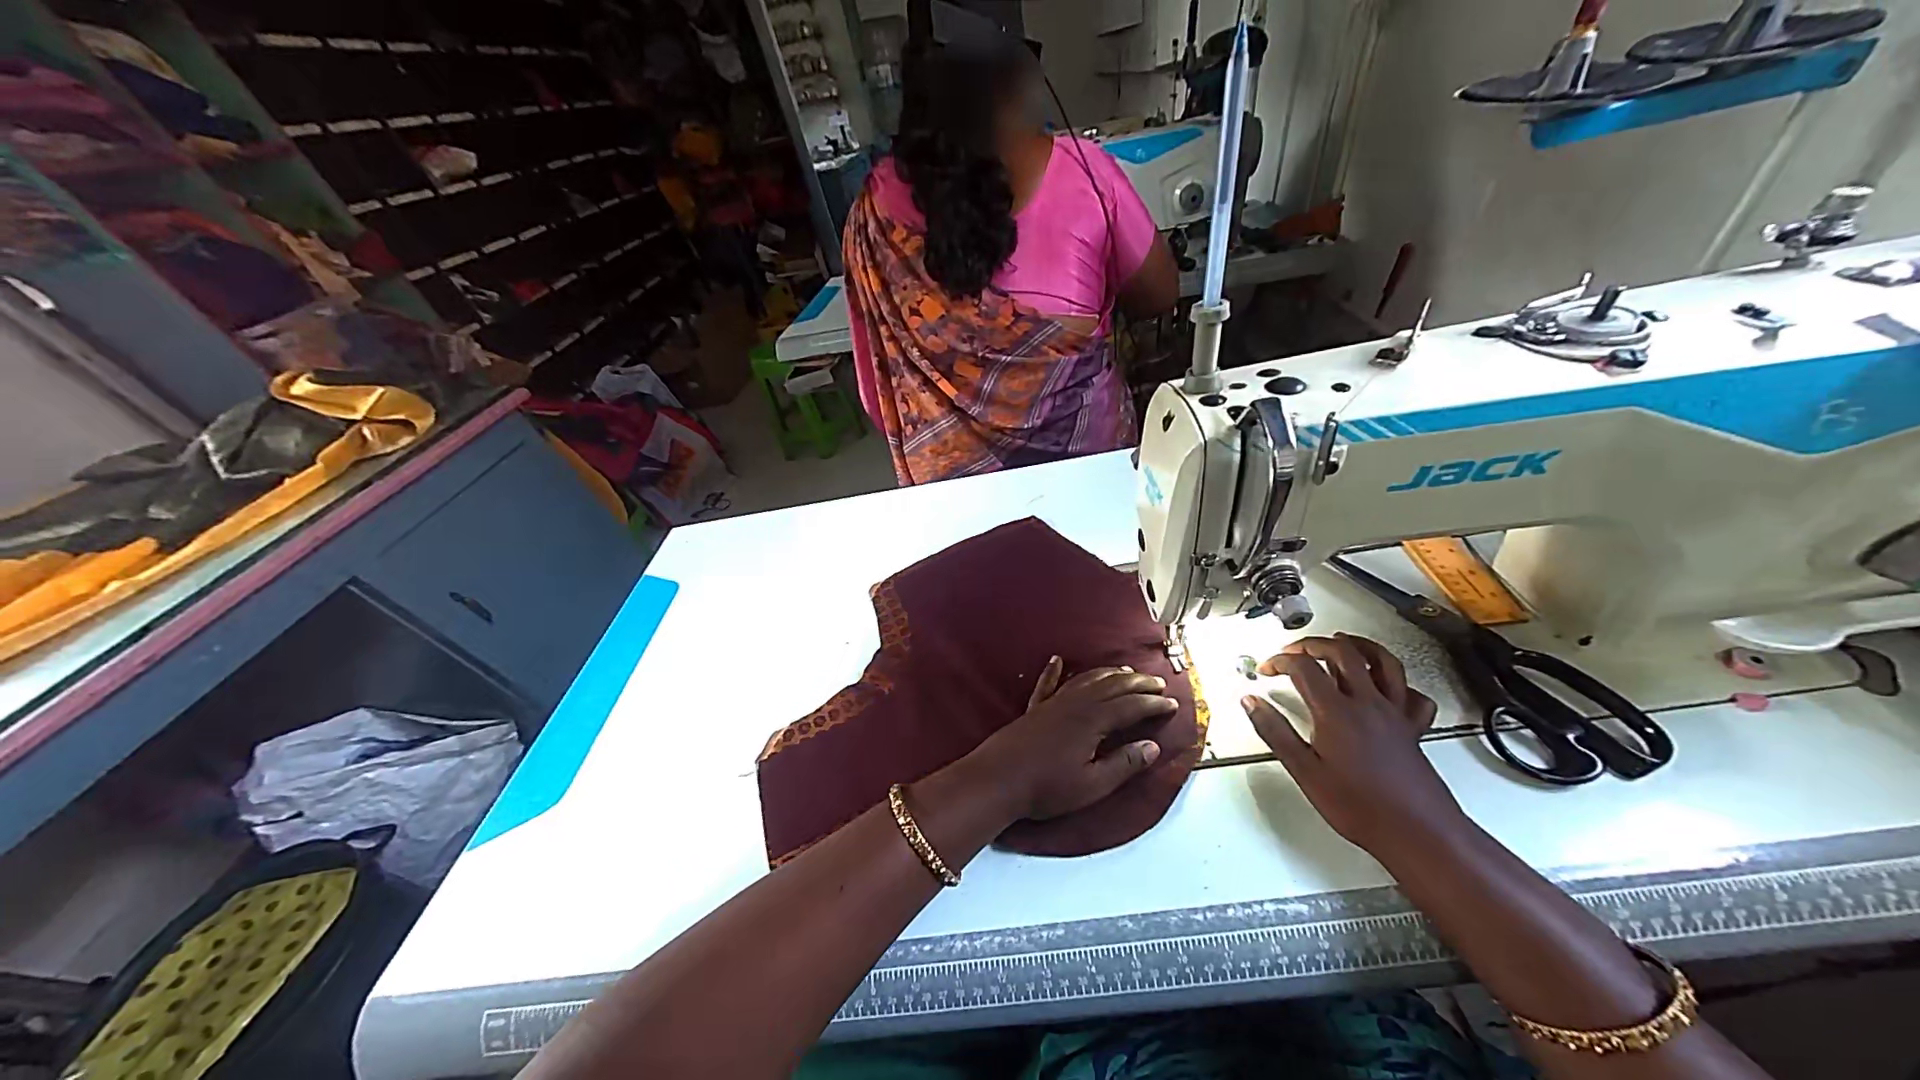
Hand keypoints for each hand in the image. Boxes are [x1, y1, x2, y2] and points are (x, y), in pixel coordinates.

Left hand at [960, 657, 1175, 823]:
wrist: (996, 780)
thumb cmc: (1045, 788)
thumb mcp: (1093, 785)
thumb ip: (1124, 764)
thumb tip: (1152, 747)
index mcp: (1092, 721)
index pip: (1130, 707)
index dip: (1153, 704)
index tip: (1171, 704)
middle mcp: (1074, 705)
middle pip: (1112, 686)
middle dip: (1138, 683)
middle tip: (1158, 683)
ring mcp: (1052, 704)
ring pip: (1085, 680)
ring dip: (1108, 674)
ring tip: (1126, 671)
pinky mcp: (1033, 710)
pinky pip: (1047, 684)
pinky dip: (1054, 671)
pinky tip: (1057, 660)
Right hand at [1241, 634, 1464, 855]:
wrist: (1417, 832)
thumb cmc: (1363, 808)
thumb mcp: (1304, 770)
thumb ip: (1274, 731)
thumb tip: (1252, 703)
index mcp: (1337, 712)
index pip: (1304, 667)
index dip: (1280, 661)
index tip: (1268, 668)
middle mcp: (1368, 705)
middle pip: (1342, 652)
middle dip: (1314, 643)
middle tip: (1295, 648)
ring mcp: (1394, 714)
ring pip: (1382, 662)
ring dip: (1359, 645)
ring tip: (1343, 640)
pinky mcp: (1413, 729)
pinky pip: (1412, 694)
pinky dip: (1399, 681)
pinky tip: (1389, 683)